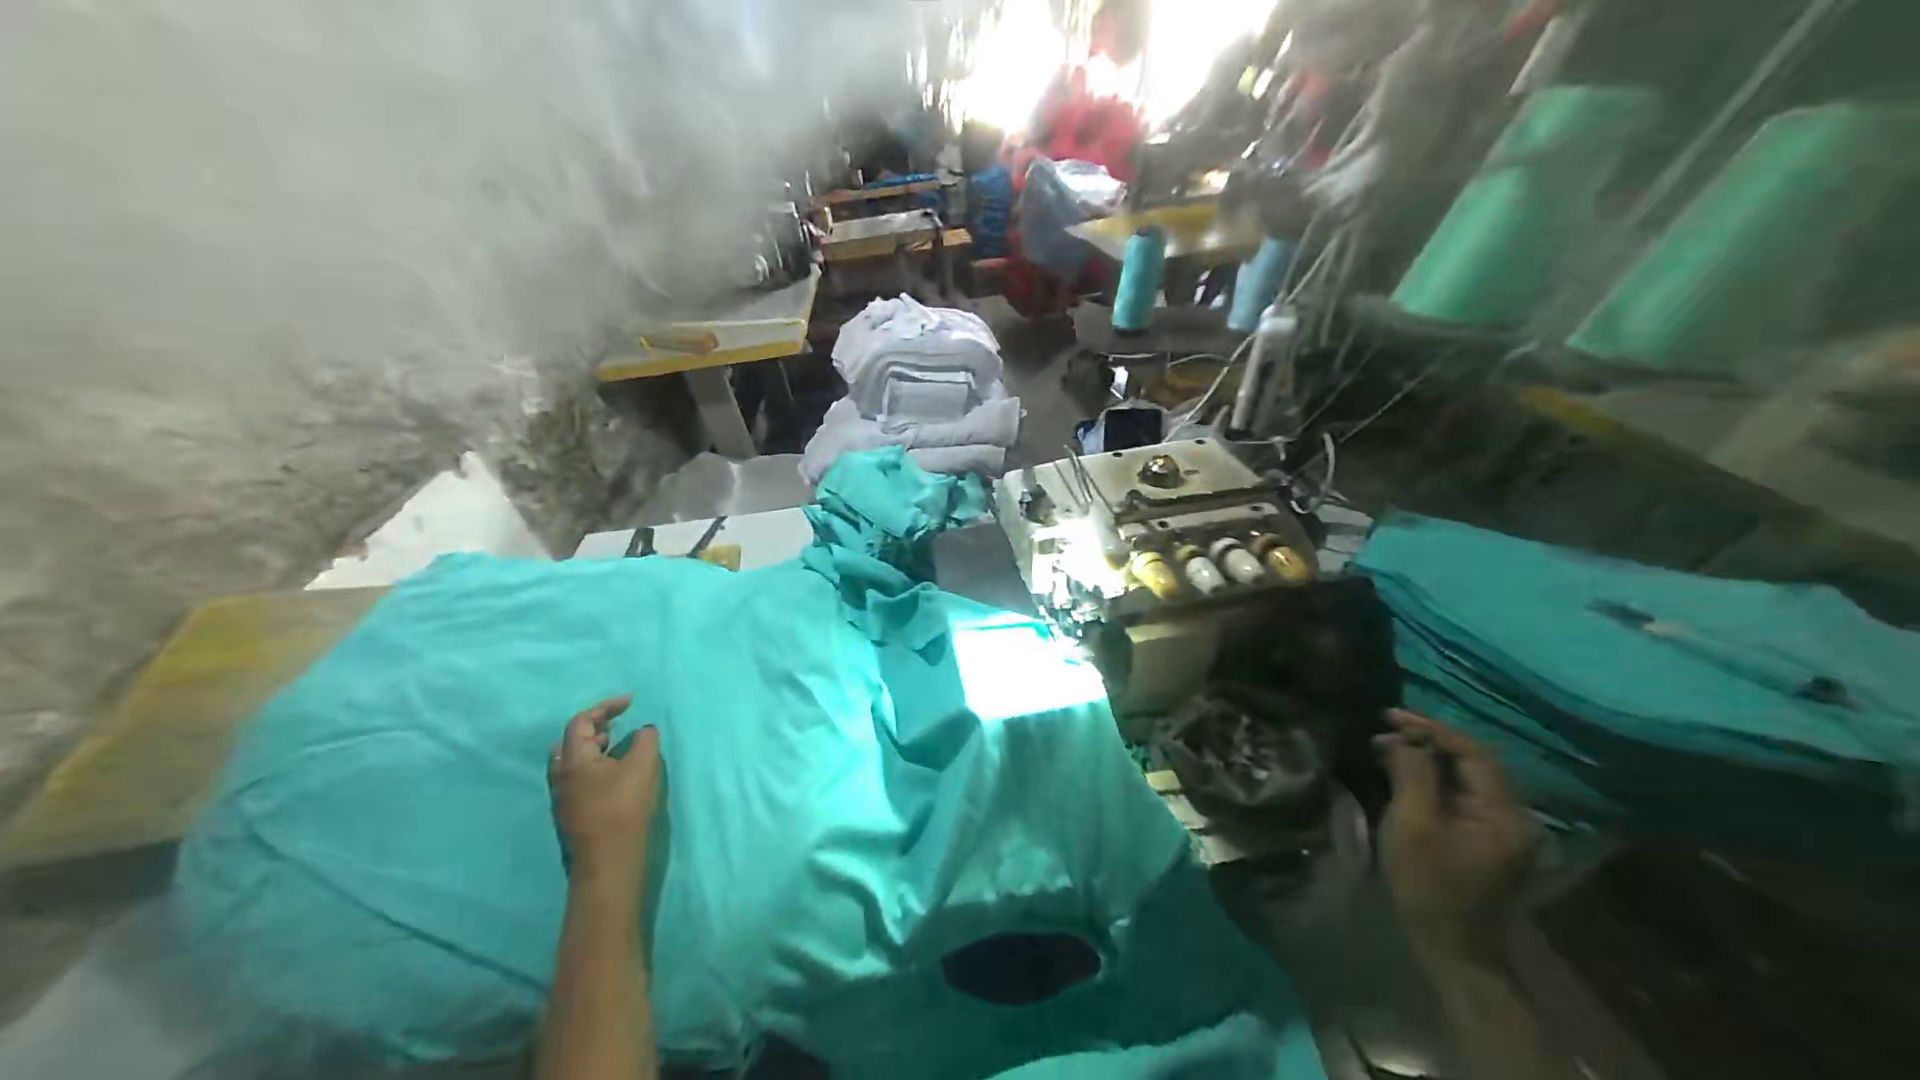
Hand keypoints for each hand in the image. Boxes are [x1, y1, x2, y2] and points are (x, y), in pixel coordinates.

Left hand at [548, 695, 661, 885]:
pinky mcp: (570, 815)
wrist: (608, 860)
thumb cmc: (624, 806)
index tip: (630, 702)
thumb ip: (645, 740)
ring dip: (593, 750)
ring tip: (618, 750)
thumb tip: (642, 730)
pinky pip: (577, 780)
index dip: (605, 707)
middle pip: (568, 742)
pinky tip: (615, 777)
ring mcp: (562, 798)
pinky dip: (594, 768)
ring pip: (571, 763)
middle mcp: (560, 776)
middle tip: (617, 727)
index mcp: (573, 759)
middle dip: (593, 729)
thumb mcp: (643, 765)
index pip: (582, 722)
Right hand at [1376, 709, 1536, 956]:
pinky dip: (1429, 780)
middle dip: (1425, 741)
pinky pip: (1458, 796)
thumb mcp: (1413, 825)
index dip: (1431, 728)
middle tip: (1382, 731)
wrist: (1451, 948)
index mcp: (1504, 813)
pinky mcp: (1484, 840)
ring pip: (1462, 778)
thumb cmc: (1429, 885)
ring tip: (1384, 749)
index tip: (1389, 715)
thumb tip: (1407, 739)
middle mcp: (1512, 816)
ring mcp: (1500, 830)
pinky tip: (1401, 776)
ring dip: (1424, 760)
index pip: (1472, 751)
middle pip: (1470, 762)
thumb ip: (1412, 775)